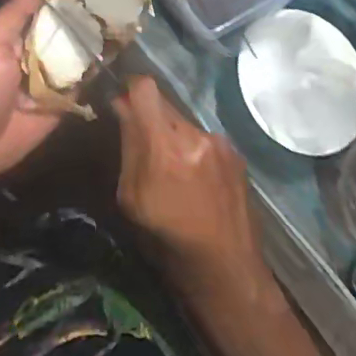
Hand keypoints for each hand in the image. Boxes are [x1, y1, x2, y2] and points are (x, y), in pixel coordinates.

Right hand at [113, 77, 260, 285]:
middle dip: (148, 115)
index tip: (120, 100)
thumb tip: (122, 108)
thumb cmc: (167, 243)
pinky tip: (194, 179)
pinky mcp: (234, 150)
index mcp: (164, 147)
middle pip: (164, 103)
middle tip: (140, 139)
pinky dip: (192, 148)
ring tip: (170, 169)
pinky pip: (203, 137)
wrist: (227, 267)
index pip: (145, 88)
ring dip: (171, 134)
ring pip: (184, 121)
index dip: (130, 88)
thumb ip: (128, 147)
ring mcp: (219, 140)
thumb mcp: (131, 201)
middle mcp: (195, 134)